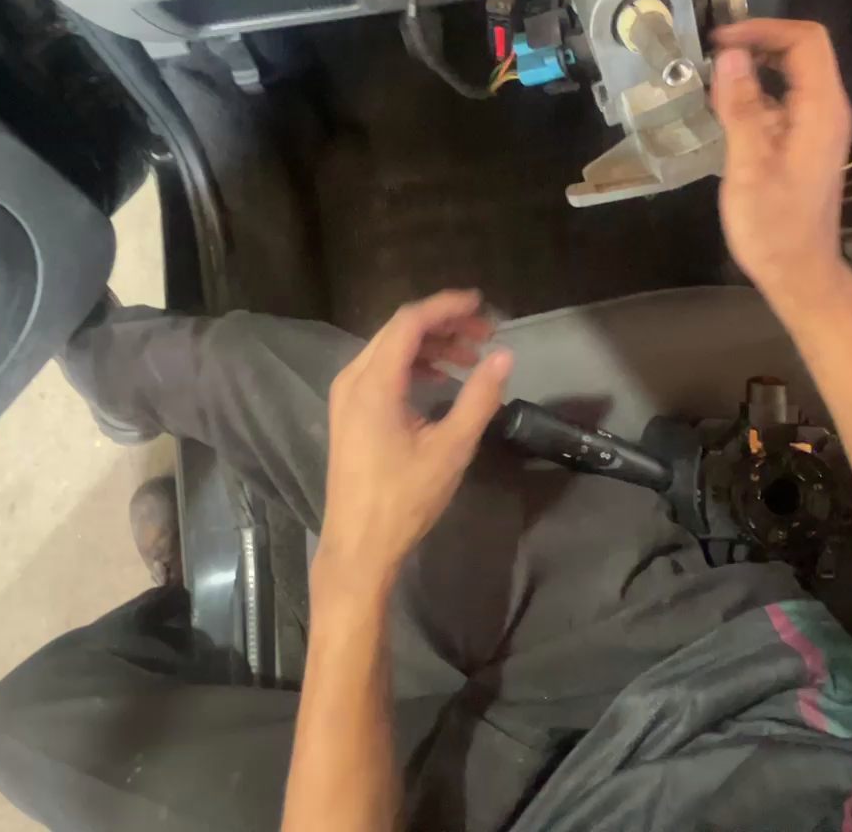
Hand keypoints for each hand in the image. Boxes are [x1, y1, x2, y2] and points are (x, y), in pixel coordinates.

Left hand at [317, 290, 514, 598]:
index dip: (447, 307)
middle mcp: (353, 379)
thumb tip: (505, 356)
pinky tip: (443, 380)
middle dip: (444, 326)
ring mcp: (347, 396)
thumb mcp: (451, 448)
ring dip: (431, 346)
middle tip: (485, 335)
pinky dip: (415, 365)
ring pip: (391, 349)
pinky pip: (383, 370)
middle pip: (400, 331)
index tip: (482, 305)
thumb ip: (480, 398)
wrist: (358, 545)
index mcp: (374, 384)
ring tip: (471, 358)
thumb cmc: (404, 499)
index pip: (410, 322)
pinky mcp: (350, 412)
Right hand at [711, 19, 851, 310]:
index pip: (805, 41)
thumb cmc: (773, 228)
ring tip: (711, 80)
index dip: (763, 29)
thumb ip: (740, 109)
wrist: (798, 273)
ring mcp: (816, 128)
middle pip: (801, 53)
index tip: (720, 40)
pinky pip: (782, 104)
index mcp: (821, 110)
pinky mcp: (803, 145)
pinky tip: (724, 112)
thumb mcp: (748, 168)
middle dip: (757, 43)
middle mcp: (826, 111)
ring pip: (790, 78)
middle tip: (711, 55)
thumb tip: (729, 57)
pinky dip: (754, 97)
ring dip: (752, 70)